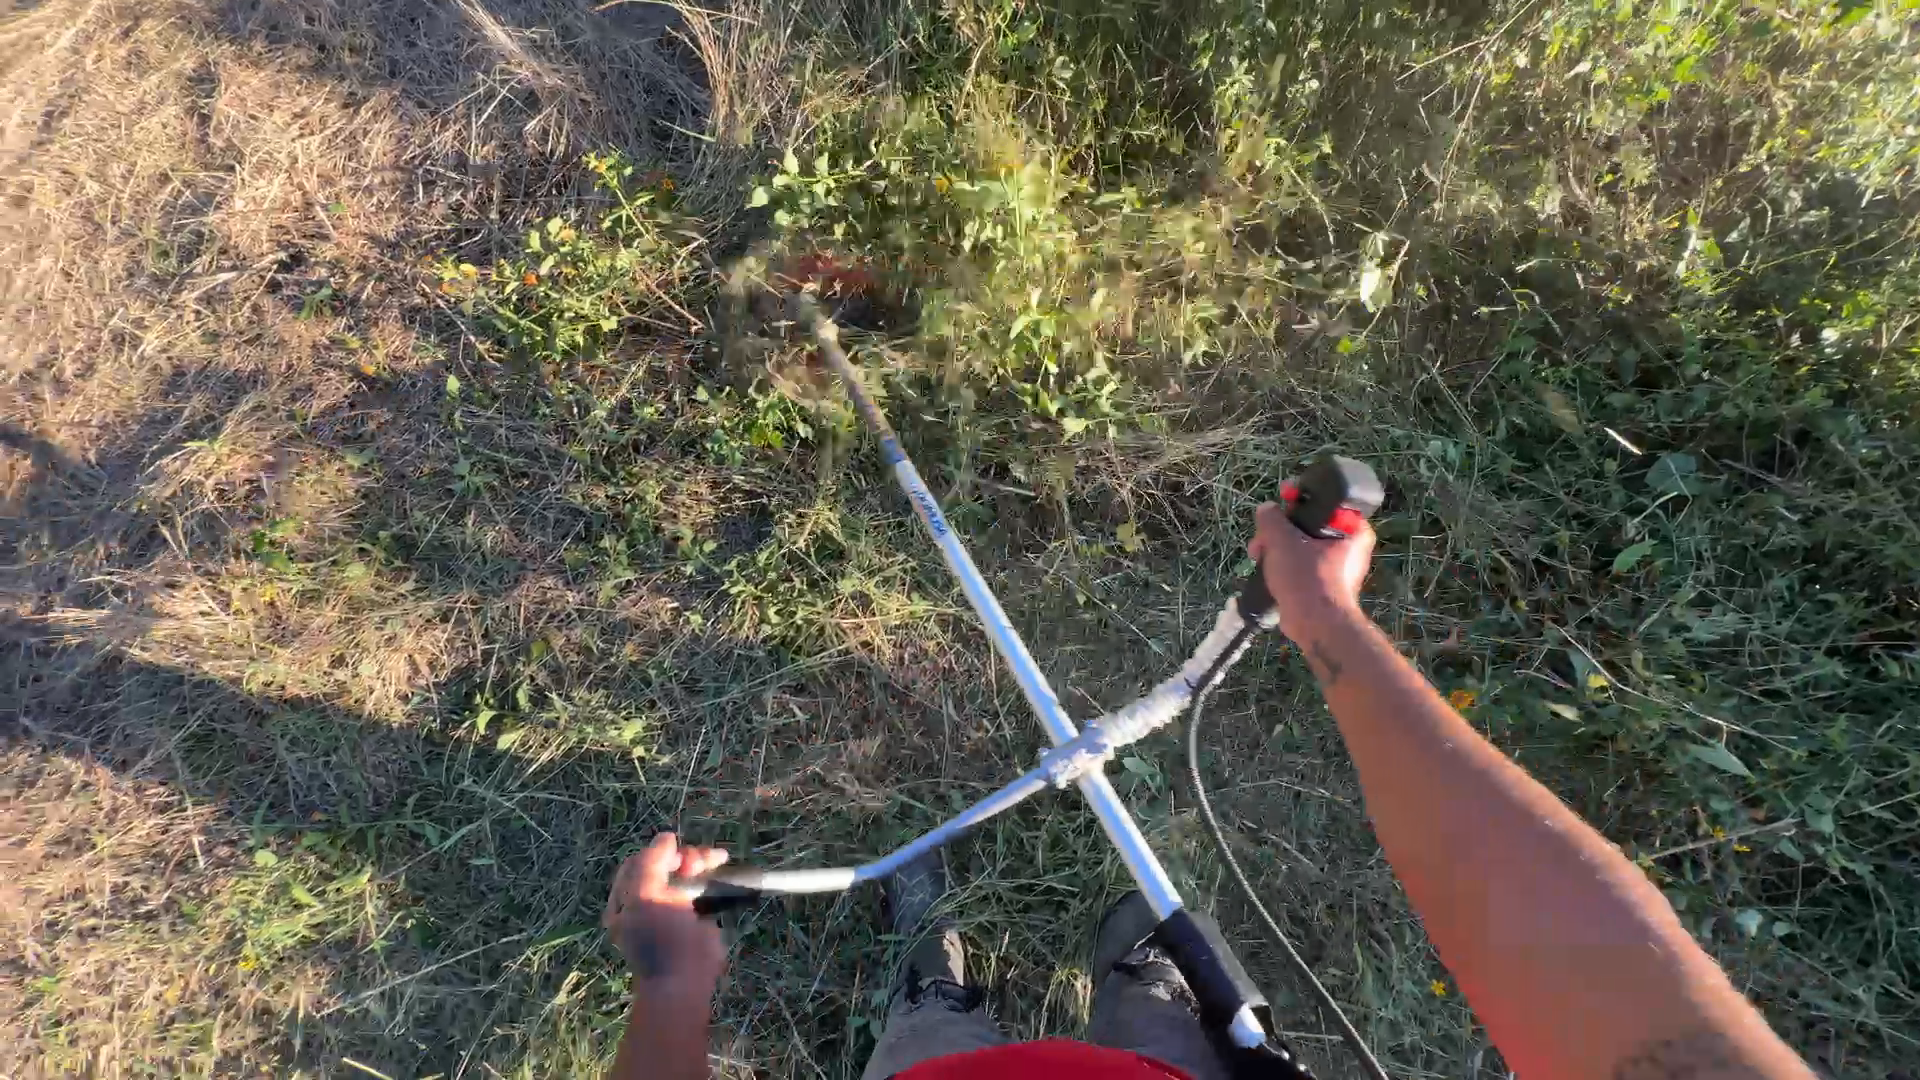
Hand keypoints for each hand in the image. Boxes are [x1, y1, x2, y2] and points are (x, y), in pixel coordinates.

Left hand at [603, 833, 729, 999]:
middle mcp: (645, 902)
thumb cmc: (659, 938)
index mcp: (624, 902)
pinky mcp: (695, 912)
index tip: (674, 854)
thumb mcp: (644, 897)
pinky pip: (701, 882)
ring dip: (700, 859)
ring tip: (717, 858)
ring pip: (684, 870)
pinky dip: (710, 871)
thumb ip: (650, 864)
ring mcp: (671, 907)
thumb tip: (666, 837)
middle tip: (697, 862)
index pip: (637, 863)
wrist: (685, 977)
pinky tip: (721, 864)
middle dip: (682, 856)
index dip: (656, 853)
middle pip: (664, 863)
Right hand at [1247, 500, 1375, 644]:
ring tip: (1258, 556)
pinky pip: (1299, 563)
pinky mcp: (1323, 583)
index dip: (1299, 498)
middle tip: (1262, 540)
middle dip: (1278, 531)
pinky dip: (1283, 564)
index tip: (1282, 499)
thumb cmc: (1306, 577)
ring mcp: (1336, 566)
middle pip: (1306, 524)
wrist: (1315, 624)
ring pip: (1299, 544)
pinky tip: (1266, 569)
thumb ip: (1272, 518)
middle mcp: (1349, 545)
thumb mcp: (1283, 540)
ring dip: (1275, 548)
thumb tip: (1266, 509)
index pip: (1325, 502)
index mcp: (1353, 529)